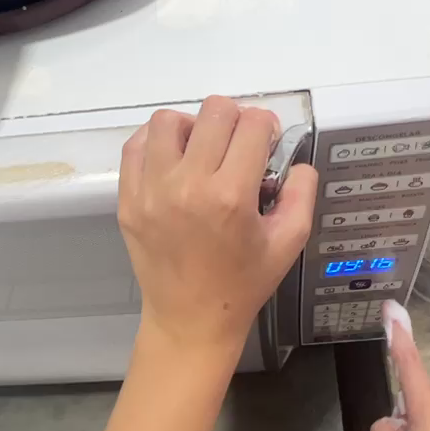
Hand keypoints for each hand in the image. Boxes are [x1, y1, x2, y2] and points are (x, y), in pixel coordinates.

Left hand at [118, 97, 315, 352]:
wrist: (190, 319)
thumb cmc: (242, 284)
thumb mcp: (289, 242)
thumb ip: (301, 192)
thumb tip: (294, 159)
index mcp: (231, 196)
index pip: (252, 125)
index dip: (266, 127)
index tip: (265, 144)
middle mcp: (187, 186)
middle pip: (213, 111)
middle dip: (235, 120)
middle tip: (237, 146)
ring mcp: (151, 191)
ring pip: (169, 121)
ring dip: (192, 126)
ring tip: (201, 150)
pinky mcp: (128, 200)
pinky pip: (135, 146)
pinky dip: (157, 142)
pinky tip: (172, 160)